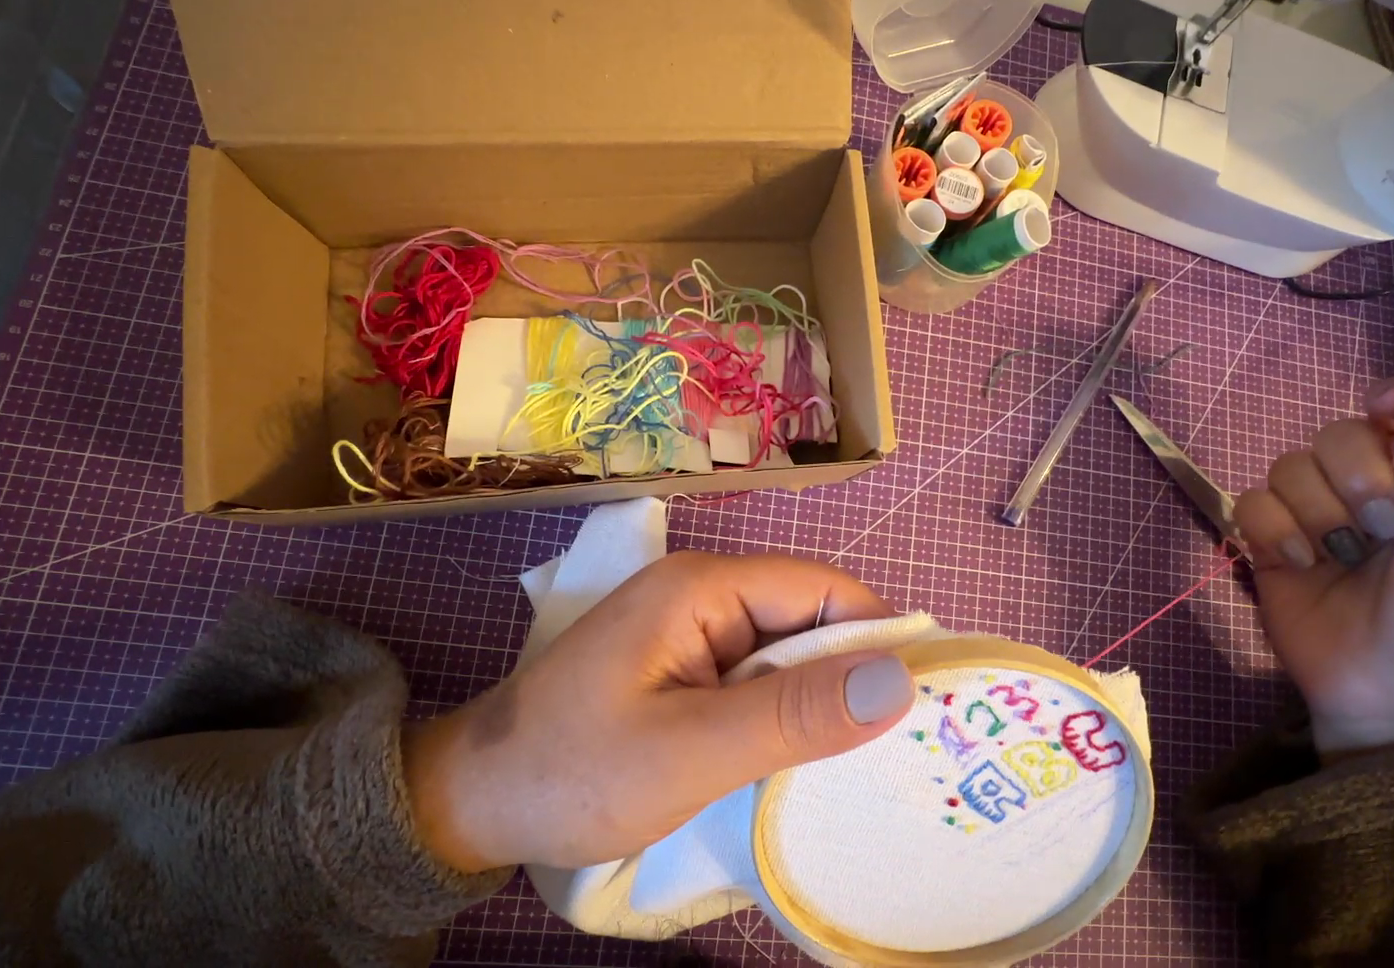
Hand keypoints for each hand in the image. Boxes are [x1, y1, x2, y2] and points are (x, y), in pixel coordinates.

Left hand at [400, 551, 914, 870]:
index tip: (921, 705)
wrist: (472, 804)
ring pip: (785, 654)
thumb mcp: (690, 752)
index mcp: (703, 588)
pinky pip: (755, 681)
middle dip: (851, 676)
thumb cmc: (574, 772)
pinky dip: (784, 716)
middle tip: (902, 749)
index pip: (820, 591)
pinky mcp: (684, 671)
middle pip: (807, 619)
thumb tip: (901, 679)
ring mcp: (691, 634)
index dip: (876, 637)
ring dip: (818, 702)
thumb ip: (793, 715)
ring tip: (864, 762)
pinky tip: (804, 760)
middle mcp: (703, 595)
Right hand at [1231, 379, 1393, 754]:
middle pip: (1336, 433)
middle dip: (1355, 475)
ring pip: (1288, 466)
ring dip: (1315, 508)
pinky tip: (1298, 562)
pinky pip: (1250, 503)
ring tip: (1338, 556)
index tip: (1381, 410)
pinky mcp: (1269, 545)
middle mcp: (1366, 492)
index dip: (1389, 400)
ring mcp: (1313, 518)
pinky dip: (1272, 527)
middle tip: (1380, 528)